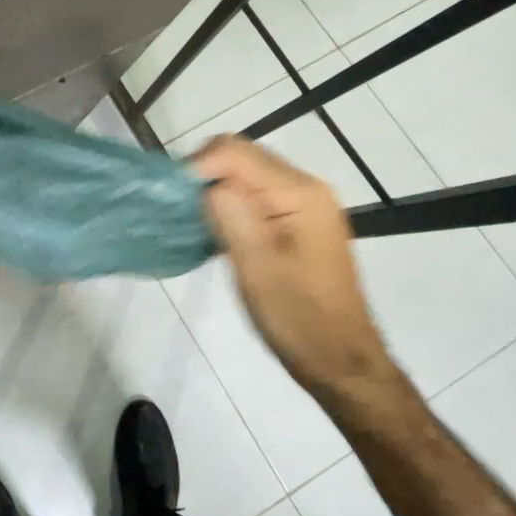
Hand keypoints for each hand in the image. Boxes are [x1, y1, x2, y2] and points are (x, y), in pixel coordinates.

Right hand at [192, 136, 394, 396]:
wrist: (340, 363)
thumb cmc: (297, 316)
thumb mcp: (254, 262)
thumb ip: (227, 209)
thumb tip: (202, 181)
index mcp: (299, 192)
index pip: (234, 151)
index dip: (198, 166)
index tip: (174, 200)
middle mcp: (307, 187)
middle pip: (241, 155)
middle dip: (205, 174)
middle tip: (181, 210)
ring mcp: (306, 204)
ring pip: (246, 173)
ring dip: (216, 188)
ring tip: (195, 220)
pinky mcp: (300, 222)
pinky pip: (257, 194)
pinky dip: (231, 202)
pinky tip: (219, 230)